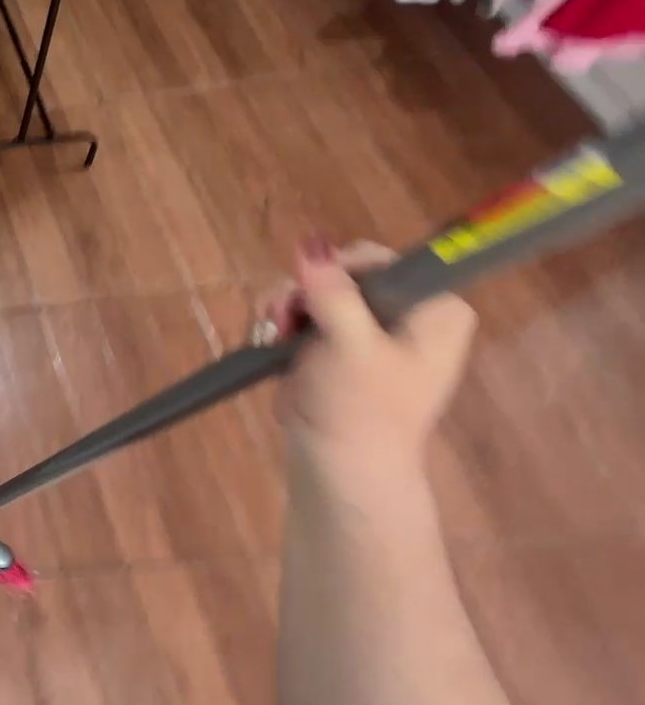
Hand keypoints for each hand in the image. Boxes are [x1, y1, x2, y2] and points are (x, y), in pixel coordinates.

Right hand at [257, 239, 476, 480]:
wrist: (338, 460)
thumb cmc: (361, 406)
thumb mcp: (352, 347)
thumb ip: (334, 295)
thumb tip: (310, 243)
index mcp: (433, 308)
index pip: (379, 259)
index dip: (338, 269)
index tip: (311, 293)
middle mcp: (403, 311)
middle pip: (339, 272)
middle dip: (301, 291)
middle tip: (285, 317)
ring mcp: (365, 326)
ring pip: (311, 289)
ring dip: (283, 307)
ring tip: (274, 334)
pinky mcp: (331, 341)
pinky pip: (299, 311)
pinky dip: (278, 321)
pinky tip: (271, 340)